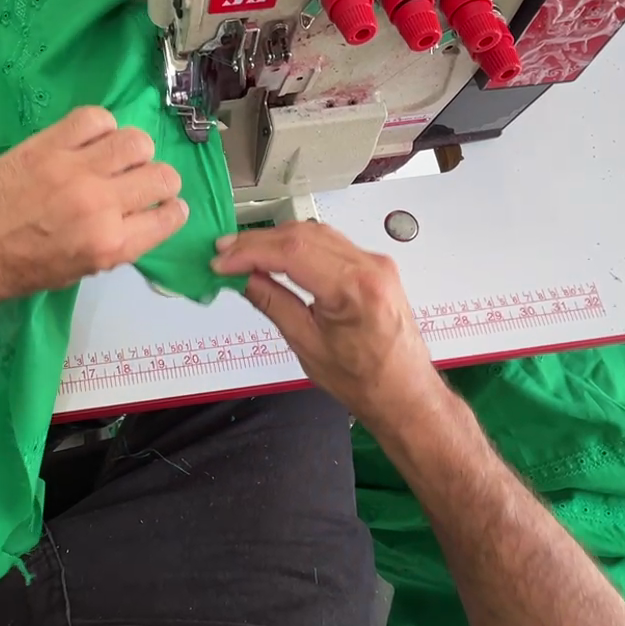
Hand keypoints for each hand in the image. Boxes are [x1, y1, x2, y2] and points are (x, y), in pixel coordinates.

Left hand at [0, 106, 189, 310]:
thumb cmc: (27, 269)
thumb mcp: (86, 268)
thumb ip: (120, 239)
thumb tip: (144, 212)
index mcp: (112, 244)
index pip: (170, 215)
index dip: (171, 208)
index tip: (163, 204)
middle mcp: (101, 205)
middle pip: (161, 175)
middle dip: (158, 180)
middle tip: (138, 181)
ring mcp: (74, 171)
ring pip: (135, 141)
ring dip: (133, 151)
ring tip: (114, 158)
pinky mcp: (48, 146)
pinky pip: (95, 118)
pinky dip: (101, 127)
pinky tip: (90, 141)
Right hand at [211, 221, 453, 433]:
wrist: (404, 392)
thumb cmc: (363, 379)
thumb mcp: (306, 344)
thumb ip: (272, 302)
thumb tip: (241, 278)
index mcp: (354, 289)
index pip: (292, 252)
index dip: (249, 252)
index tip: (220, 262)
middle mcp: (369, 267)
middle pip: (301, 235)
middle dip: (256, 241)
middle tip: (222, 254)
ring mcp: (374, 262)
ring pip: (314, 233)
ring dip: (273, 239)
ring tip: (240, 253)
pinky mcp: (372, 265)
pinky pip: (328, 242)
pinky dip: (295, 244)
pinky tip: (273, 254)